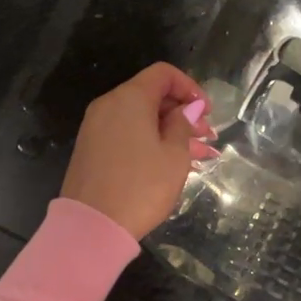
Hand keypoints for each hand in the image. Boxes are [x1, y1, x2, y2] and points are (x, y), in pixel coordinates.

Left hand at [60, 63, 218, 238]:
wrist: (92, 226)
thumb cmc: (141, 187)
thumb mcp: (174, 156)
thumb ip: (183, 125)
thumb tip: (188, 109)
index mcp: (130, 99)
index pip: (163, 74)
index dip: (190, 88)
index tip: (207, 112)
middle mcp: (109, 106)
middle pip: (152, 97)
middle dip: (183, 114)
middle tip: (208, 138)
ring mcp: (97, 128)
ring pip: (141, 120)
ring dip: (171, 133)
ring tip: (201, 157)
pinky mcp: (93, 150)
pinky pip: (127, 136)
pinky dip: (151, 143)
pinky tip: (173, 164)